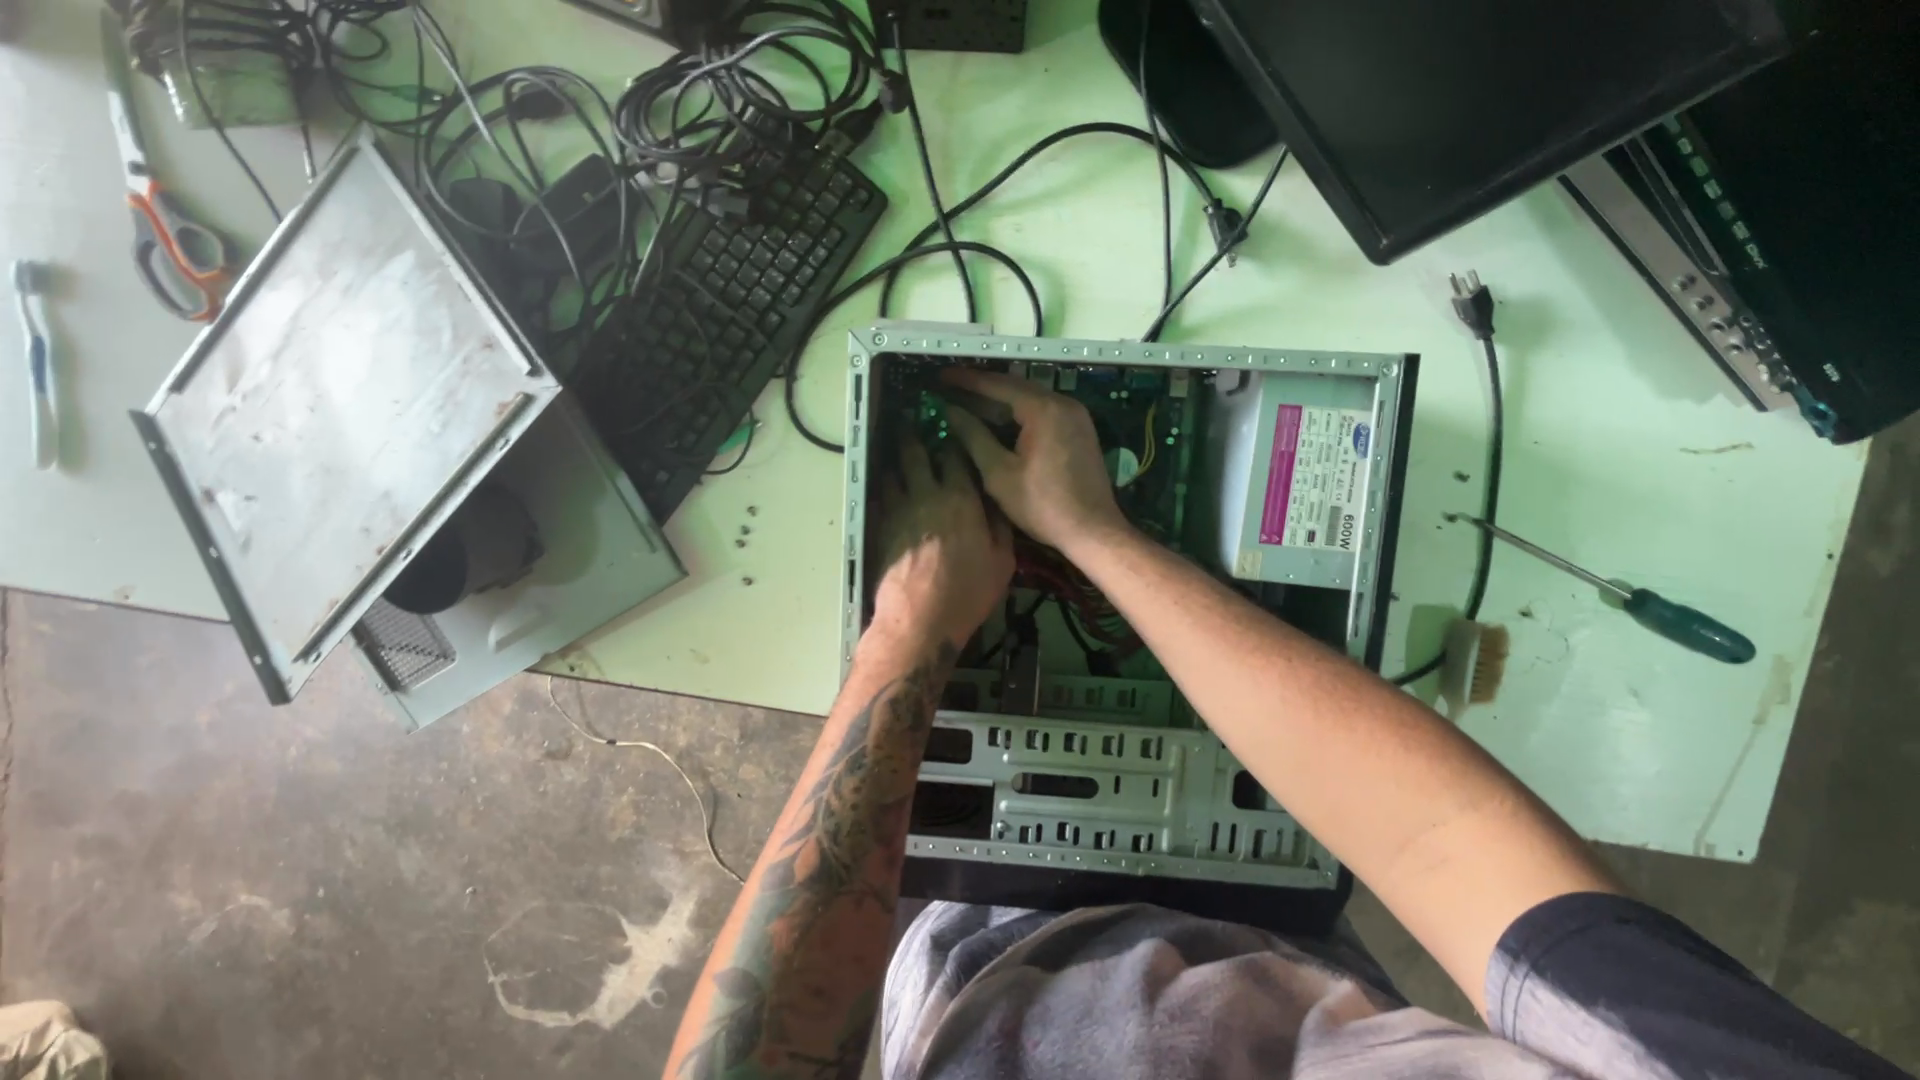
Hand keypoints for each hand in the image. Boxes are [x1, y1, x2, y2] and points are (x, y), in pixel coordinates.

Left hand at [871, 439, 1014, 650]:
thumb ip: (1000, 526)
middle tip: (913, 419)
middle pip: (916, 453)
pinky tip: (885, 480)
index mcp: (961, 498)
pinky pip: (880, 495)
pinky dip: (883, 483)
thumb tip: (996, 501)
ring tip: (898, 445)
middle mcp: (926, 494)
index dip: (953, 438)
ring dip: (896, 456)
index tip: (952, 427)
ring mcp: (898, 509)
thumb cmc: (967, 593)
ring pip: (893, 470)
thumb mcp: (1002, 562)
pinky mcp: (880, 526)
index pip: (956, 455)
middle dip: (915, 434)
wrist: (919, 620)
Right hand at [941, 369, 1130, 554]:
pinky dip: (1019, 413)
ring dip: (1000, 401)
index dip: (967, 381)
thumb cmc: (1043, 506)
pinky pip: (1044, 411)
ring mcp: (1075, 416)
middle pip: (1016, 387)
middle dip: (982, 388)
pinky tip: (998, 422)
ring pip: (1030, 398)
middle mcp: (1063, 403)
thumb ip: (973, 436)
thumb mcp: (999, 473)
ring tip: (968, 403)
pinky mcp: (1079, 430)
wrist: (1093, 531)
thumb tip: (950, 411)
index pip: (998, 385)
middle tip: (951, 388)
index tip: (941, 376)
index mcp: (1044, 409)